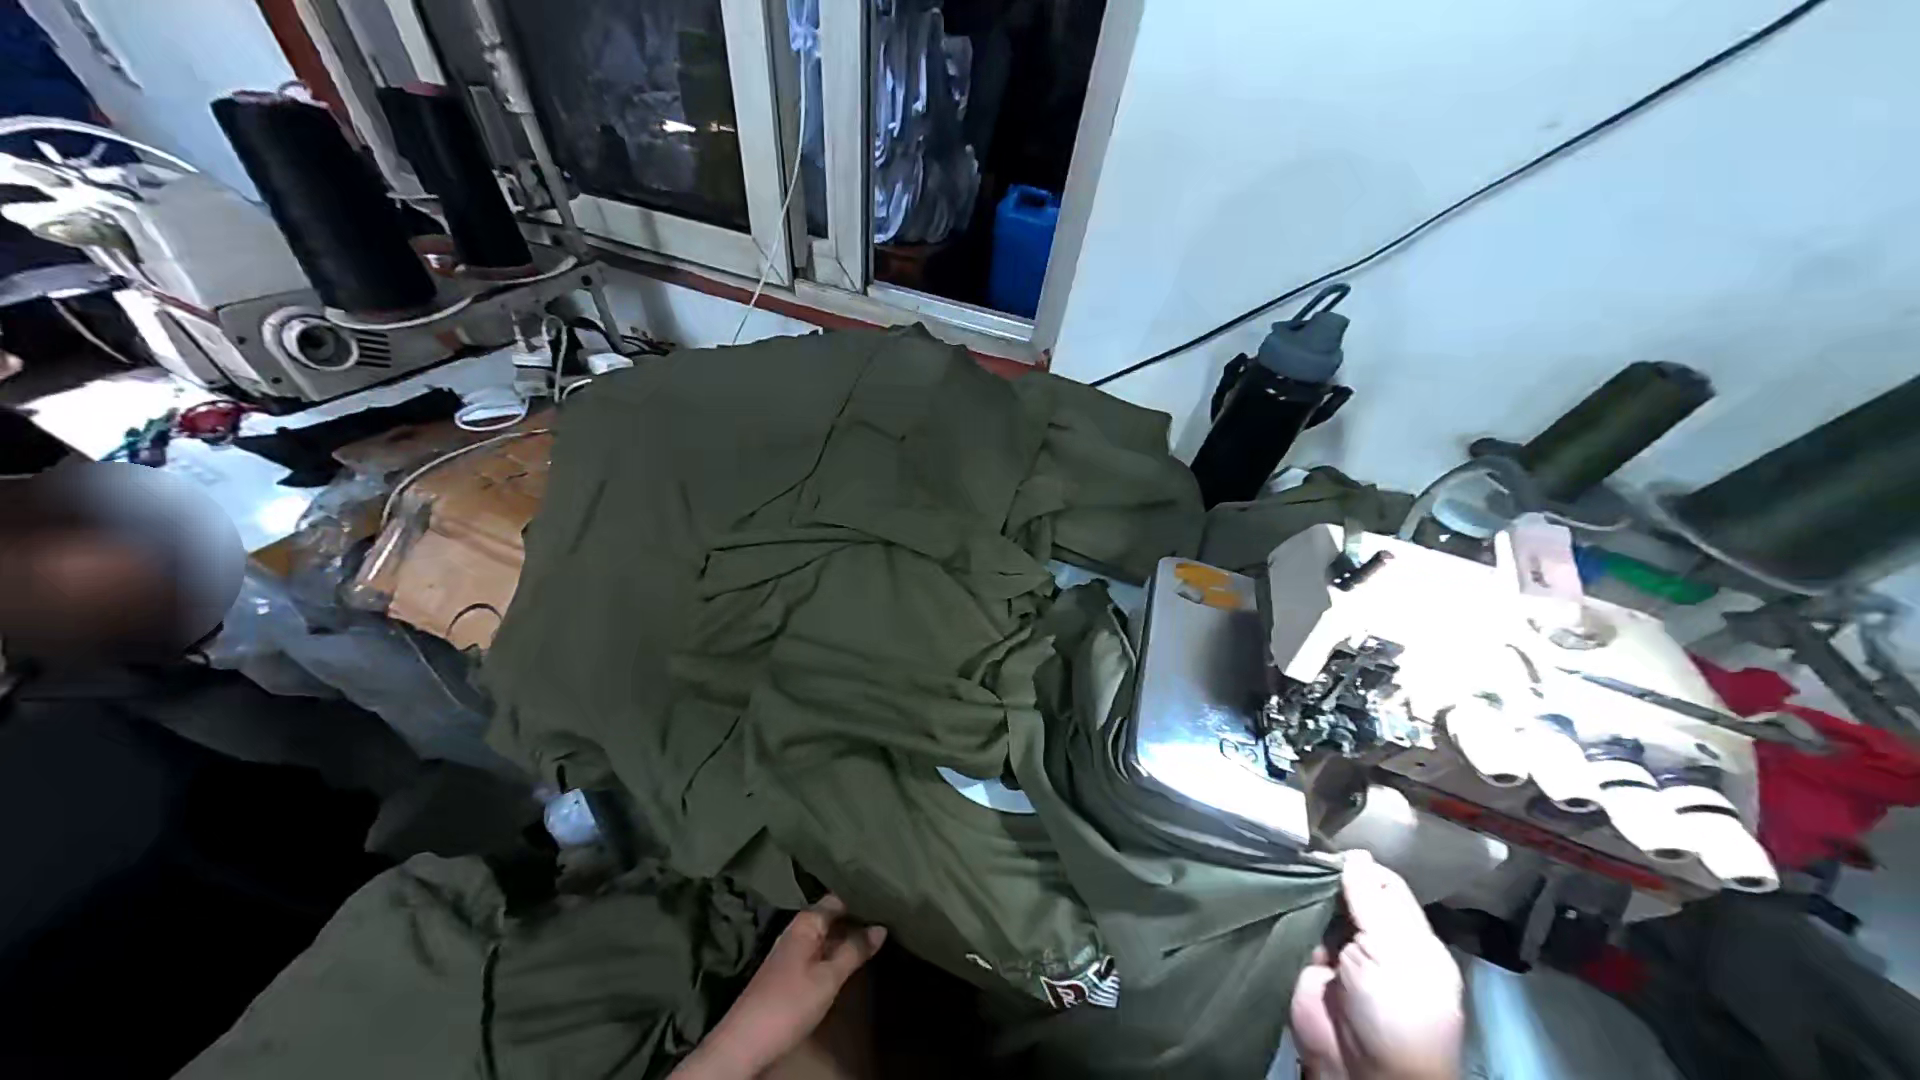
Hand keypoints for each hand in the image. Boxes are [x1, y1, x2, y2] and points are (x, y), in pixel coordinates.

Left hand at [672, 894, 886, 1079]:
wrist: (744, 1044)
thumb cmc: (789, 1003)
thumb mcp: (829, 978)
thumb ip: (855, 950)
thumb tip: (881, 927)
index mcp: (806, 921)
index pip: (839, 897)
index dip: (863, 896)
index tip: (888, 895)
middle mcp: (798, 929)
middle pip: (833, 915)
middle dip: (858, 915)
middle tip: (891, 914)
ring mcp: (793, 950)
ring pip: (827, 934)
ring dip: (849, 935)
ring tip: (880, 931)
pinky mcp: (790, 971)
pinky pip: (820, 950)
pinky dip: (837, 950)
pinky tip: (854, 955)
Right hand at [1289, 851, 1463, 1079]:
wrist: (1361, 1072)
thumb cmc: (1395, 1012)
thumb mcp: (1395, 952)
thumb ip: (1372, 902)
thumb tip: (1356, 855)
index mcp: (1408, 938)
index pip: (1385, 886)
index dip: (1361, 867)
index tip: (1331, 849)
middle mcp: (1374, 939)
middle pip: (1349, 892)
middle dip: (1328, 874)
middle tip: (1299, 850)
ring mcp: (1337, 951)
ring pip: (1319, 904)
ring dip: (1304, 887)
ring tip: (1282, 862)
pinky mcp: (1304, 959)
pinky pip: (1294, 923)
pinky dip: (1285, 907)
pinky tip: (1271, 884)